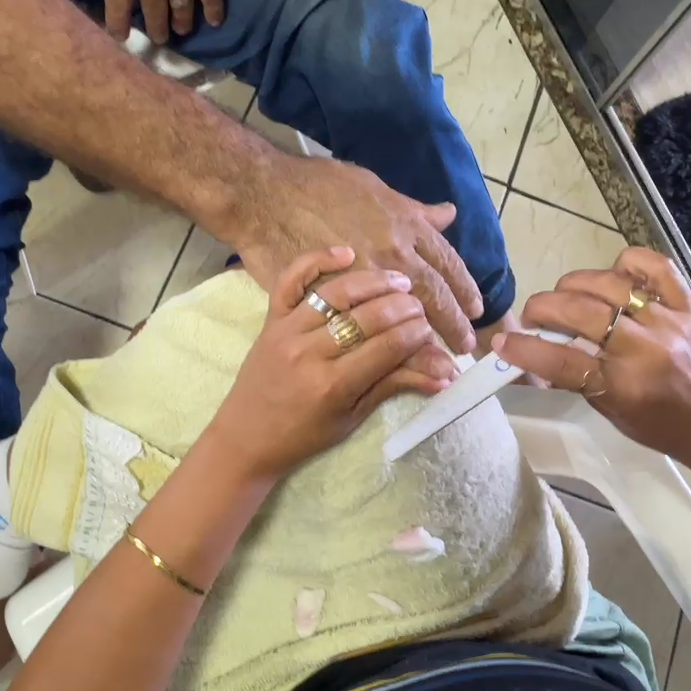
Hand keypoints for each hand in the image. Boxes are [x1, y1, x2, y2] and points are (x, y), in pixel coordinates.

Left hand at [202, 247, 453, 478]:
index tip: (431, 329)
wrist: (246, 437)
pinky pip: (291, 280)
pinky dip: (317, 260)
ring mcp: (287, 331)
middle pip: (367, 318)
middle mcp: (310, 352)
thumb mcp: (353, 417)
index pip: (386, 348)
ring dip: (374, 282)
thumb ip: (394, 385)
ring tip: (401, 280)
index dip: (415, 335)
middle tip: (420, 305)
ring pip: (337, 294)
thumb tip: (444, 375)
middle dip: (403, 308)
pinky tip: (347, 253)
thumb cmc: (304, 435)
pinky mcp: (271, 318)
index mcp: (333, 385)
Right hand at [233, 157, 484, 355]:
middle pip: (432, 296)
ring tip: (442, 365)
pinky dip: (388, 359)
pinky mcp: (325, 310)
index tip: (475, 309)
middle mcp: (389, 256)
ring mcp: (357, 283)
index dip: (464, 289)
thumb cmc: (313, 183)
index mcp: (402, 226)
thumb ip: (411, 209)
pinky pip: (363, 337)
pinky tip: (402, 370)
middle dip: (453, 323)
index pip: (446, 263)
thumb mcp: (371, 186)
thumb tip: (447, 215)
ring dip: (427, 346)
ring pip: (403, 321)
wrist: (260, 193)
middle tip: (466, 344)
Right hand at [492, 247, 690, 466]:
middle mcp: (647, 349)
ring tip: (566, 296)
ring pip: (608, 283)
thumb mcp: (610, 412)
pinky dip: (624, 264)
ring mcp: (670, 320)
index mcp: (626, 386)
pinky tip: (612, 278)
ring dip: (574, 285)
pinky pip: (651, 265)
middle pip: (581, 313)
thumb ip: (574, 378)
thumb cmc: (660, 425)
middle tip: (533, 315)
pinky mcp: (687, 302)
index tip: (502, 342)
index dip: (525, 349)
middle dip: (543, 308)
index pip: (563, 361)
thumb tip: (533, 351)